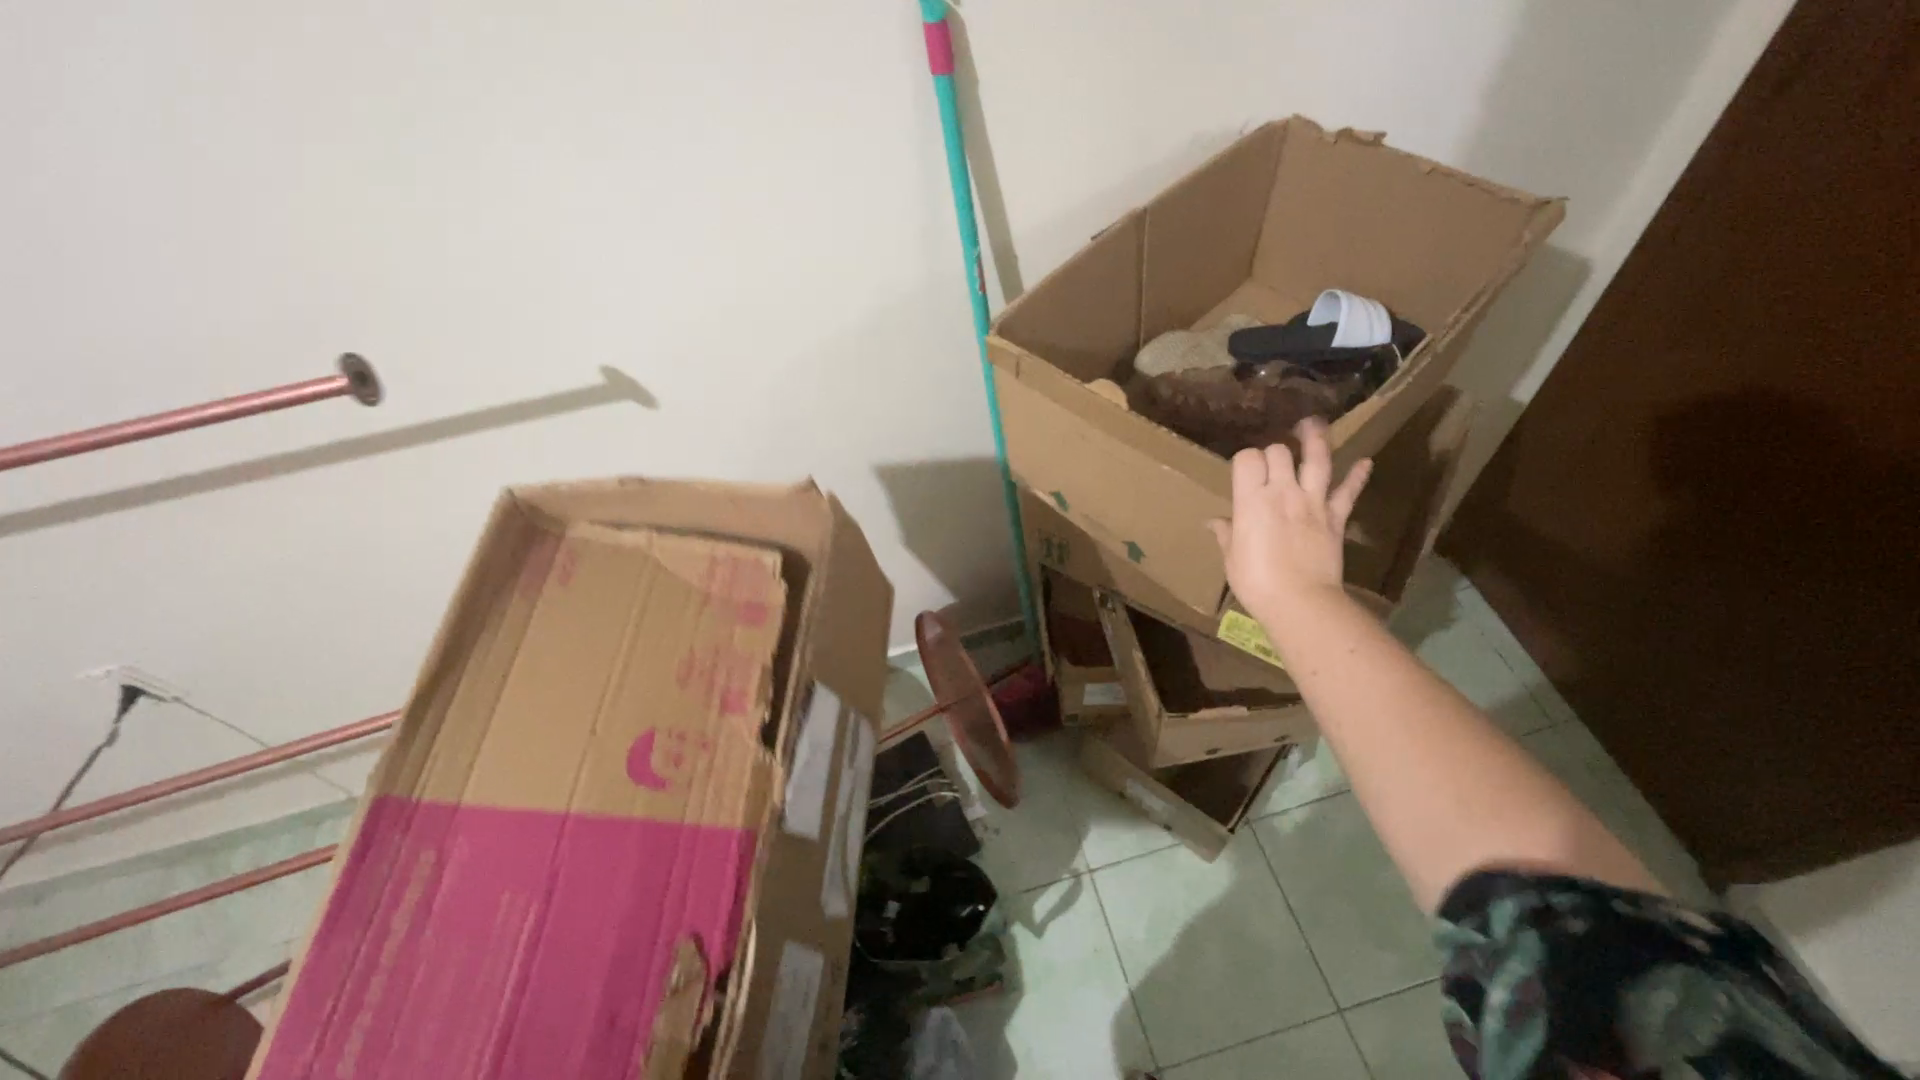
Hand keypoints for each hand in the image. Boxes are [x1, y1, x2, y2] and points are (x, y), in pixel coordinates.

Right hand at [1207, 418, 1371, 622]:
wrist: (1300, 601)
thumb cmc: (1256, 582)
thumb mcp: (1232, 558)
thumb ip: (1227, 534)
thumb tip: (1215, 522)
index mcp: (1251, 501)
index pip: (1247, 459)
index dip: (1245, 460)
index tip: (1243, 470)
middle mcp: (1282, 492)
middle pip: (1279, 452)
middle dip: (1274, 451)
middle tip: (1272, 459)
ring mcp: (1312, 502)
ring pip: (1317, 460)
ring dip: (1315, 439)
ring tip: (1313, 424)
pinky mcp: (1335, 518)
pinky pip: (1348, 492)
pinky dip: (1357, 476)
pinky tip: (1366, 462)